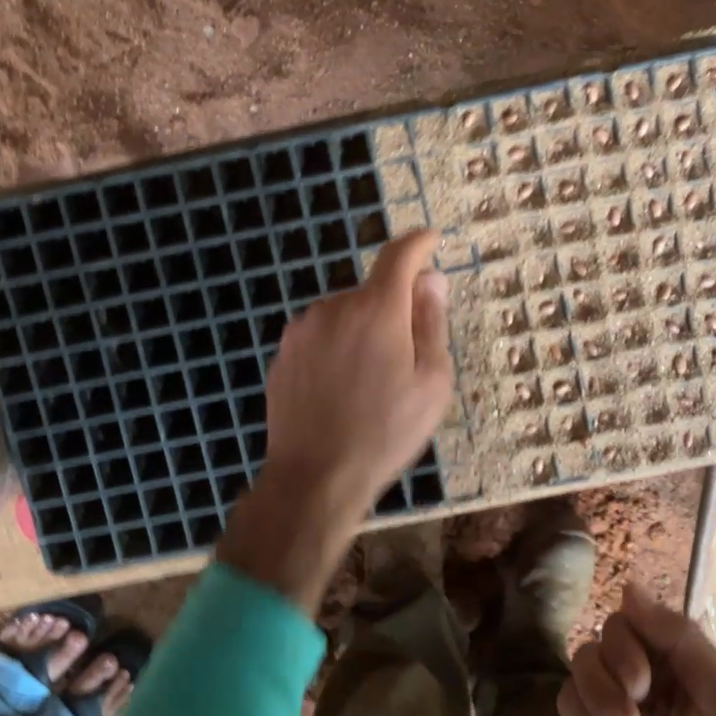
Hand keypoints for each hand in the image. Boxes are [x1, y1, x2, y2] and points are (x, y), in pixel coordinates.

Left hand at [217, 229, 453, 611]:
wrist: (315, 476)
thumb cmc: (386, 432)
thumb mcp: (432, 382)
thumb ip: (432, 322)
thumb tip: (431, 279)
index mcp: (377, 309)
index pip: (399, 256)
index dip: (418, 243)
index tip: (431, 239)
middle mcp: (334, 307)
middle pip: (372, 291)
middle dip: (393, 308)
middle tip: (408, 354)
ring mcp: (302, 330)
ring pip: (344, 315)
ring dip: (362, 330)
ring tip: (371, 382)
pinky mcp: (283, 353)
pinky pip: (320, 337)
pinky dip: (337, 348)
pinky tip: (341, 389)